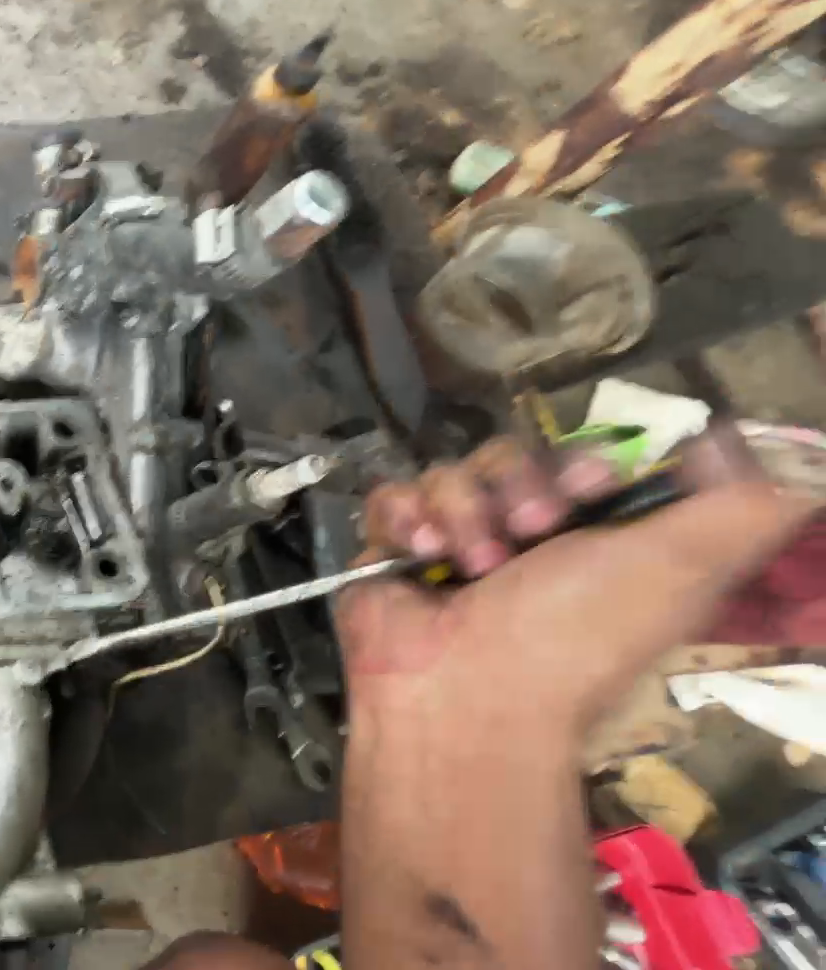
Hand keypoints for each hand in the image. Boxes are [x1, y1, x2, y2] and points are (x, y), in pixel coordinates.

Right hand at [342, 432, 816, 739]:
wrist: (464, 685)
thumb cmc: (575, 633)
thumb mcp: (684, 569)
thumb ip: (737, 505)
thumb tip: (729, 444)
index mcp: (593, 538)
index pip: (578, 461)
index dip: (581, 463)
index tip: (589, 487)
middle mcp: (520, 534)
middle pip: (509, 456)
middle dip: (518, 488)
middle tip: (527, 532)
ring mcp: (450, 536)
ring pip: (449, 473)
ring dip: (462, 513)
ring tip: (468, 562)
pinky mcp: (392, 543)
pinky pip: (391, 495)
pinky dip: (406, 518)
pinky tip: (421, 551)